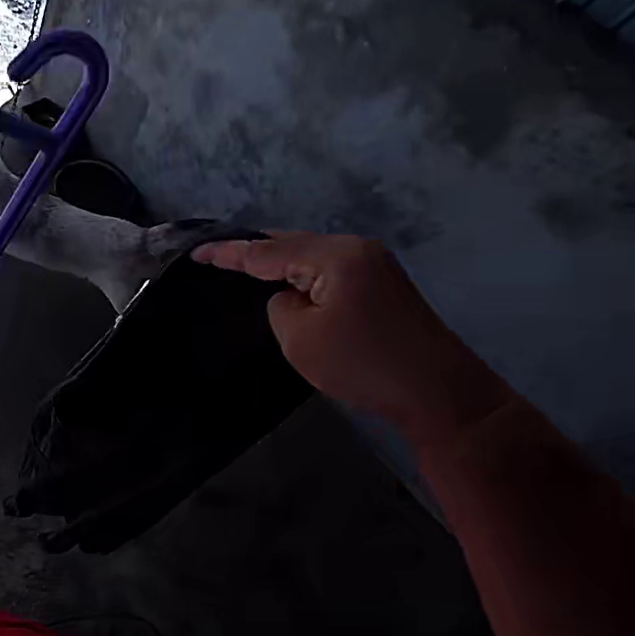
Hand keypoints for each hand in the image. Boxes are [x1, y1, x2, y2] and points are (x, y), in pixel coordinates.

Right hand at [191, 231, 509, 440]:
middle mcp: (356, 248)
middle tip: (215, 257)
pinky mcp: (382, 283)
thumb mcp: (298, 338)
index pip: (266, 251)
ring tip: (243, 267)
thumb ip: (280, 305)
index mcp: (334, 256)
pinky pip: (328, 268)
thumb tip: (292, 296)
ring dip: (279, 263)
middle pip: (291, 243)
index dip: (228, 253)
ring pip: (310, 255)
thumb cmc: (362, 365)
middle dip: (253, 251)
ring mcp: (374, 263)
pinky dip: (302, 274)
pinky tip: (287, 281)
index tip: (196, 252)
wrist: (438, 393)